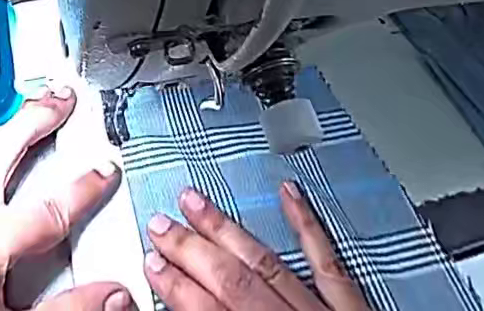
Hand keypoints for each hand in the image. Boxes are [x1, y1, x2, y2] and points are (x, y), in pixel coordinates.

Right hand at [142, 182, 371, 310]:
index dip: (178, 289)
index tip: (151, 265)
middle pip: (236, 283)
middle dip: (192, 251)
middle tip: (159, 224)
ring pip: (270, 266)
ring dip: (228, 231)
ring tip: (195, 201)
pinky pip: (332, 267)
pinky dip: (308, 227)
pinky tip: (289, 194)